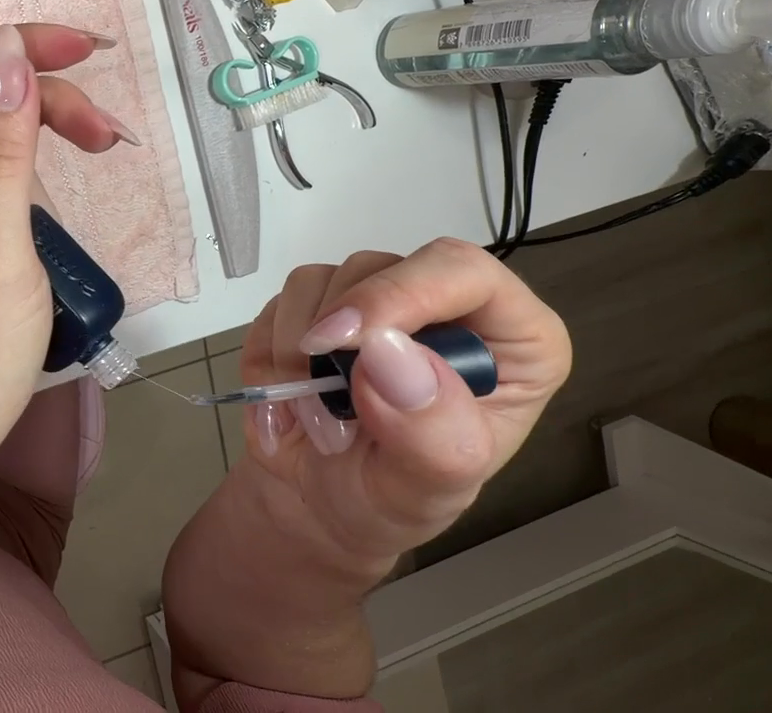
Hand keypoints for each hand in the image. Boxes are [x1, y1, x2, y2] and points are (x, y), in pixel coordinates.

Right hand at [241, 239, 572, 566]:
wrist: (317, 504)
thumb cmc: (388, 503)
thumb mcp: (425, 490)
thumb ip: (428, 431)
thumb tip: (391, 352)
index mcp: (504, 344)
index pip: (462, 273)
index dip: (401, 294)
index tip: (345, 342)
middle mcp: (439, 311)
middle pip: (378, 268)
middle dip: (334, 331)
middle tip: (314, 388)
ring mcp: (369, 306)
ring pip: (316, 282)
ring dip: (295, 350)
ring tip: (309, 411)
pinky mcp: (311, 310)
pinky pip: (275, 305)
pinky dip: (267, 353)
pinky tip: (284, 396)